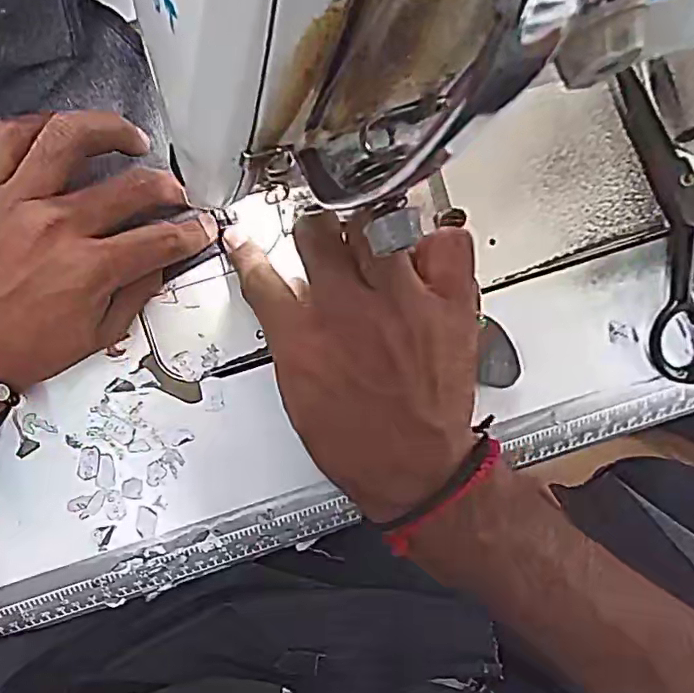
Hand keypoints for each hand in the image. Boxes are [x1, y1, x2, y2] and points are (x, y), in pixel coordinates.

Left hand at [0, 111, 215, 444]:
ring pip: (70, 136)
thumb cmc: (26, 348)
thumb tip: (162, 260)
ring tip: (129, 138)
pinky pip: (10, 137)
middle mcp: (55, 228)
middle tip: (174, 194)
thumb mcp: (97, 333)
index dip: (191, 231)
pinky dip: (40, 125)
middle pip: (131, 186)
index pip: (159, 238)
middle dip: (169, 188)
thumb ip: (136, 292)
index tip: (200, 226)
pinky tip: (62, 133)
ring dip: (110, 129)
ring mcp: (18, 203)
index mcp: (87, 270)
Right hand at [229, 210, 480, 521]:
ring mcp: (402, 303)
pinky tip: (421, 260)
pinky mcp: (448, 305)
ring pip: (377, 222)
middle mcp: (349, 312)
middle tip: (319, 239)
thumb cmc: (357, 442)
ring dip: (366, 230)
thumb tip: (288, 304)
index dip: (249, 251)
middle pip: (318, 232)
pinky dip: (434, 243)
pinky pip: (447, 242)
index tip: (245, 240)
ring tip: (370, 244)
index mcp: (303, 338)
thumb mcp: (299, 392)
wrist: (415, 469)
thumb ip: (290, 338)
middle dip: (312, 232)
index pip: (263, 275)